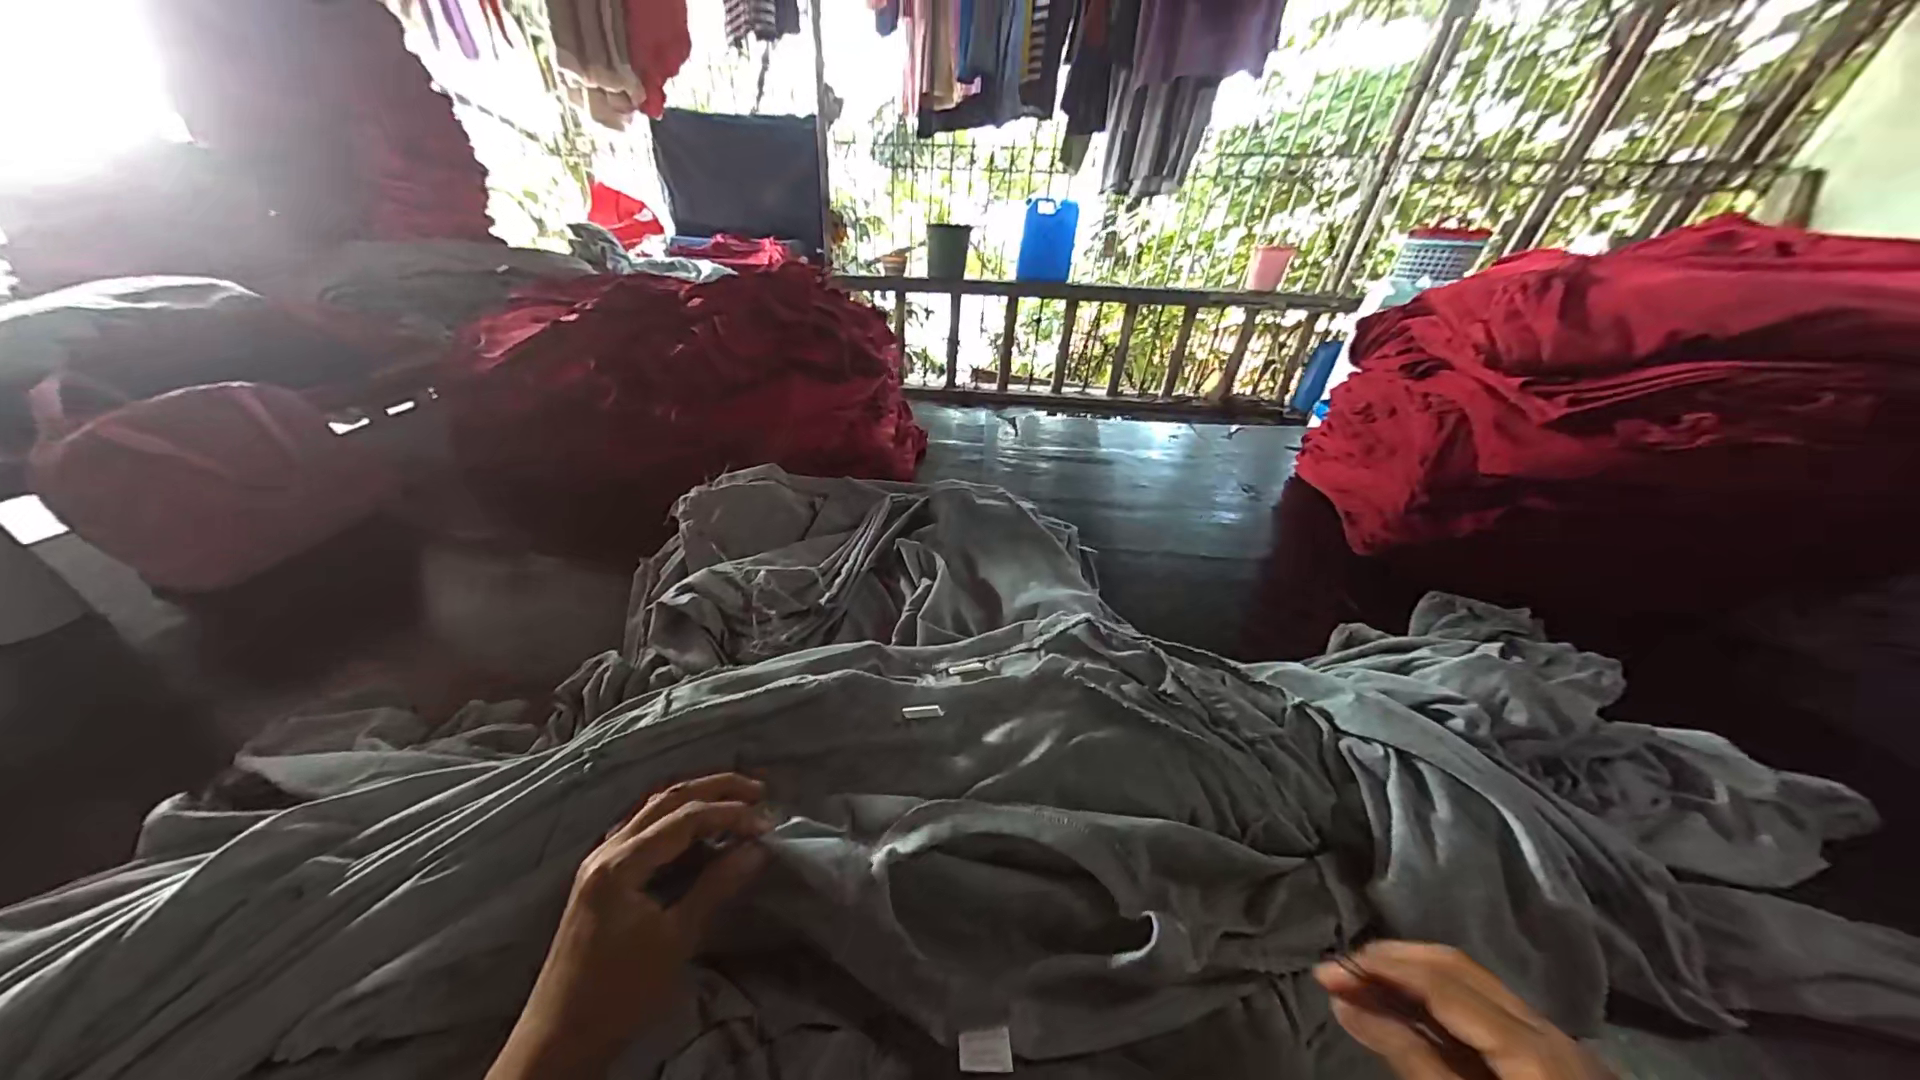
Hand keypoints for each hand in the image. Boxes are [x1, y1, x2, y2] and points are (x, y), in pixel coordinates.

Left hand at [486, 773, 771, 1079]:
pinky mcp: (602, 874)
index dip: (731, 813)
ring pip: (653, 806)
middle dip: (717, 788)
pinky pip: (643, 825)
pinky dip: (676, 813)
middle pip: (668, 798)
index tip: (767, 823)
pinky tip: (697, 823)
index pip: (685, 818)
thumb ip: (716, 885)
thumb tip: (758, 848)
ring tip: (735, 795)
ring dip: (696, 795)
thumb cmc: (619, 994)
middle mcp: (606, 850)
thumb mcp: (676, 940)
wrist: (559, 1042)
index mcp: (620, 864)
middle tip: (759, 790)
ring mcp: (600, 860)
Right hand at [1315, 942, 1613, 1079]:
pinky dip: (1434, 997)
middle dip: (1391, 961)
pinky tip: (1402, 1004)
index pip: (1440, 983)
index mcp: (1533, 1046)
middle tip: (1339, 969)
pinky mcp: (1549, 1053)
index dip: (1379, 969)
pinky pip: (1483, 1006)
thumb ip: (1410, 1058)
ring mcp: (1554, 1037)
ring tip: (1360, 980)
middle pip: (1455, 966)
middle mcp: (1547, 1027)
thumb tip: (1343, 1001)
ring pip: (1468, 979)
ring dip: (1408, 973)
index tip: (1325, 971)